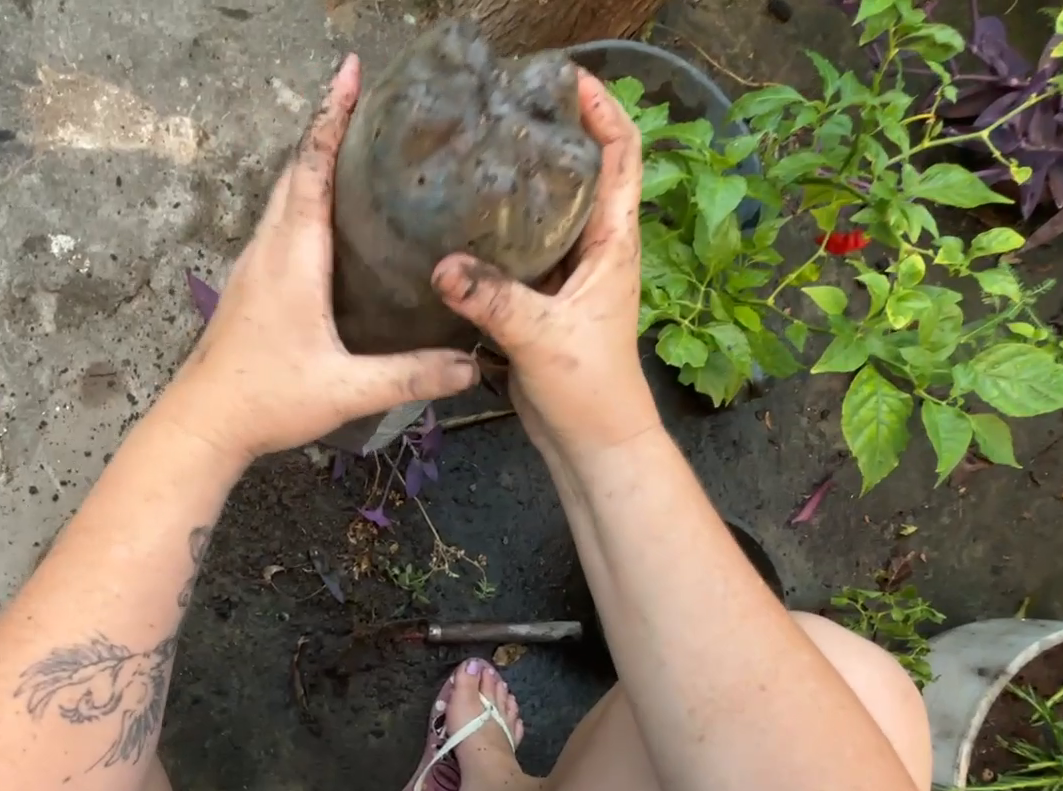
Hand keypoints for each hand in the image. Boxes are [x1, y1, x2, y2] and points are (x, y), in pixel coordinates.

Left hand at [157, 55, 480, 461]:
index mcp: (292, 257)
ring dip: (310, 165)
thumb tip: (470, 366)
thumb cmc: (267, 400)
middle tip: (365, 102)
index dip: (331, 117)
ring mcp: (251, 267)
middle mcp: (268, 250)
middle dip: (325, 129)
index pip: (311, 169)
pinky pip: (277, 225)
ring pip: (281, 197)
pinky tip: (324, 220)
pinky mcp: (247, 287)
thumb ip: (409, 377)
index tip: (350, 72)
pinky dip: (300, 201)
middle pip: (293, 172)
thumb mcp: (346, 390)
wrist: (202, 424)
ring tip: (353, 151)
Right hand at [429, 70, 658, 458]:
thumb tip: (441, 265)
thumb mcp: (543, 335)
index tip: (564, 79)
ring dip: (515, 192)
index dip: (604, 110)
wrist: (590, 440)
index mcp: (612, 244)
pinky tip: (456, 234)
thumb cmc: (588, 385)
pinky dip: (491, 243)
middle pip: (578, 178)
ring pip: (542, 220)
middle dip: (549, 140)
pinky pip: (514, 261)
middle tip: (499, 115)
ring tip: (471, 163)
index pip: (622, 156)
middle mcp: (591, 252)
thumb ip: (494, 299)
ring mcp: (563, 280)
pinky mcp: (536, 307)